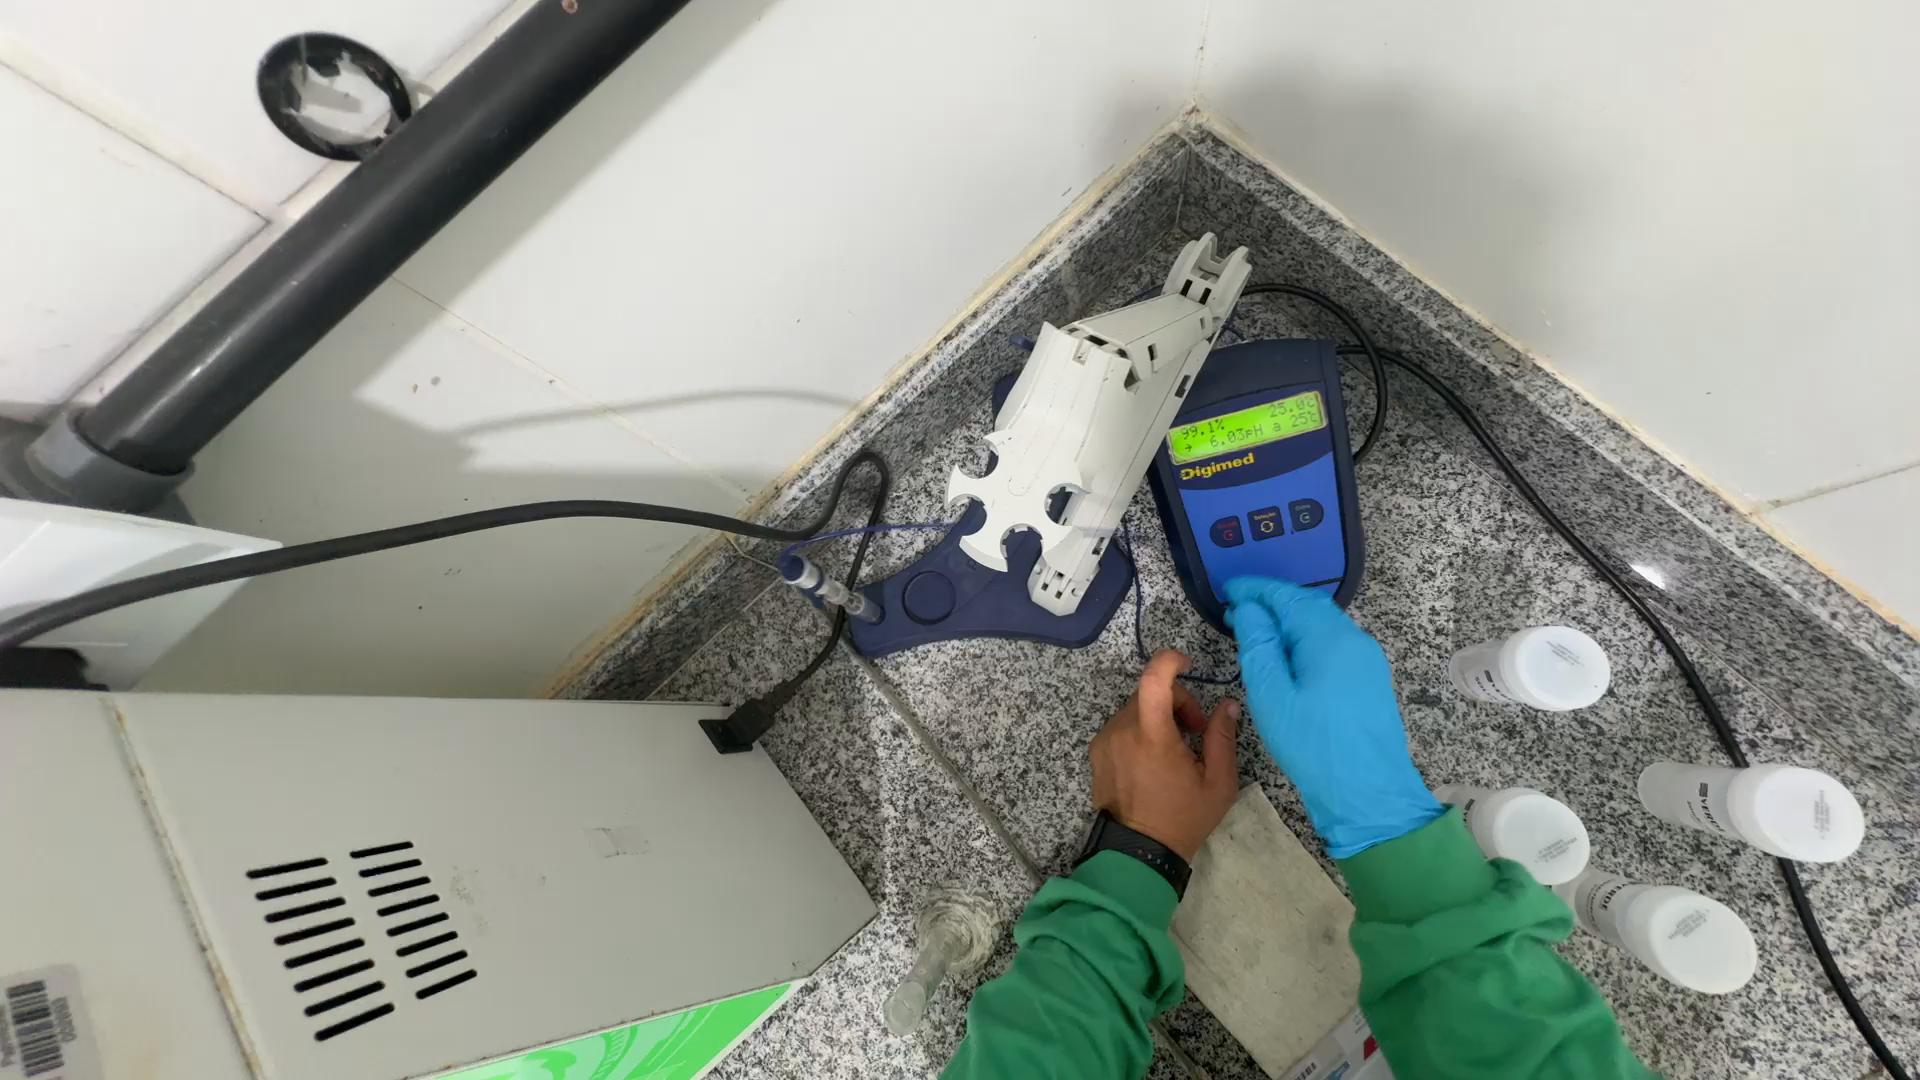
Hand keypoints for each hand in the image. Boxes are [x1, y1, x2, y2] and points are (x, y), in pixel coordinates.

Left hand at [1089, 649, 1241, 859]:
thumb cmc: (1183, 818)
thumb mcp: (1218, 782)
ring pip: (1136, 708)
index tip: (1187, 664)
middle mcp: (1122, 730)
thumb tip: (1228, 704)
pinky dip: (1140, 730)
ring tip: (1175, 751)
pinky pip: (1122, 725)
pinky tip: (1152, 760)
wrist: (1138, 852)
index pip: (1153, 679)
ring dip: (1158, 717)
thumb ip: (1222, 737)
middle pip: (1149, 693)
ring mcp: (1105, 739)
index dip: (1169, 661)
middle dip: (1176, 703)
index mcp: (1152, 736)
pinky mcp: (1096, 750)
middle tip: (1195, 733)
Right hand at [1224, 577, 1443, 858]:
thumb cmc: (1312, 743)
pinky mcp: (1366, 678)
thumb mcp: (1271, 692)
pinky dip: (1301, 637)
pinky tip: (1282, 654)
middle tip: (1236, 610)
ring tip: (1253, 630)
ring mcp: (1365, 659)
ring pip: (1320, 624)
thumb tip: (1248, 608)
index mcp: (1329, 638)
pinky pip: (1329, 643)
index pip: (1288, 596)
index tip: (1227, 590)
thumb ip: (1258, 644)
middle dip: (1270, 601)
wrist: (1368, 793)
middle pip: (1308, 605)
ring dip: (1285, 620)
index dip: (1255, 589)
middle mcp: (1353, 640)